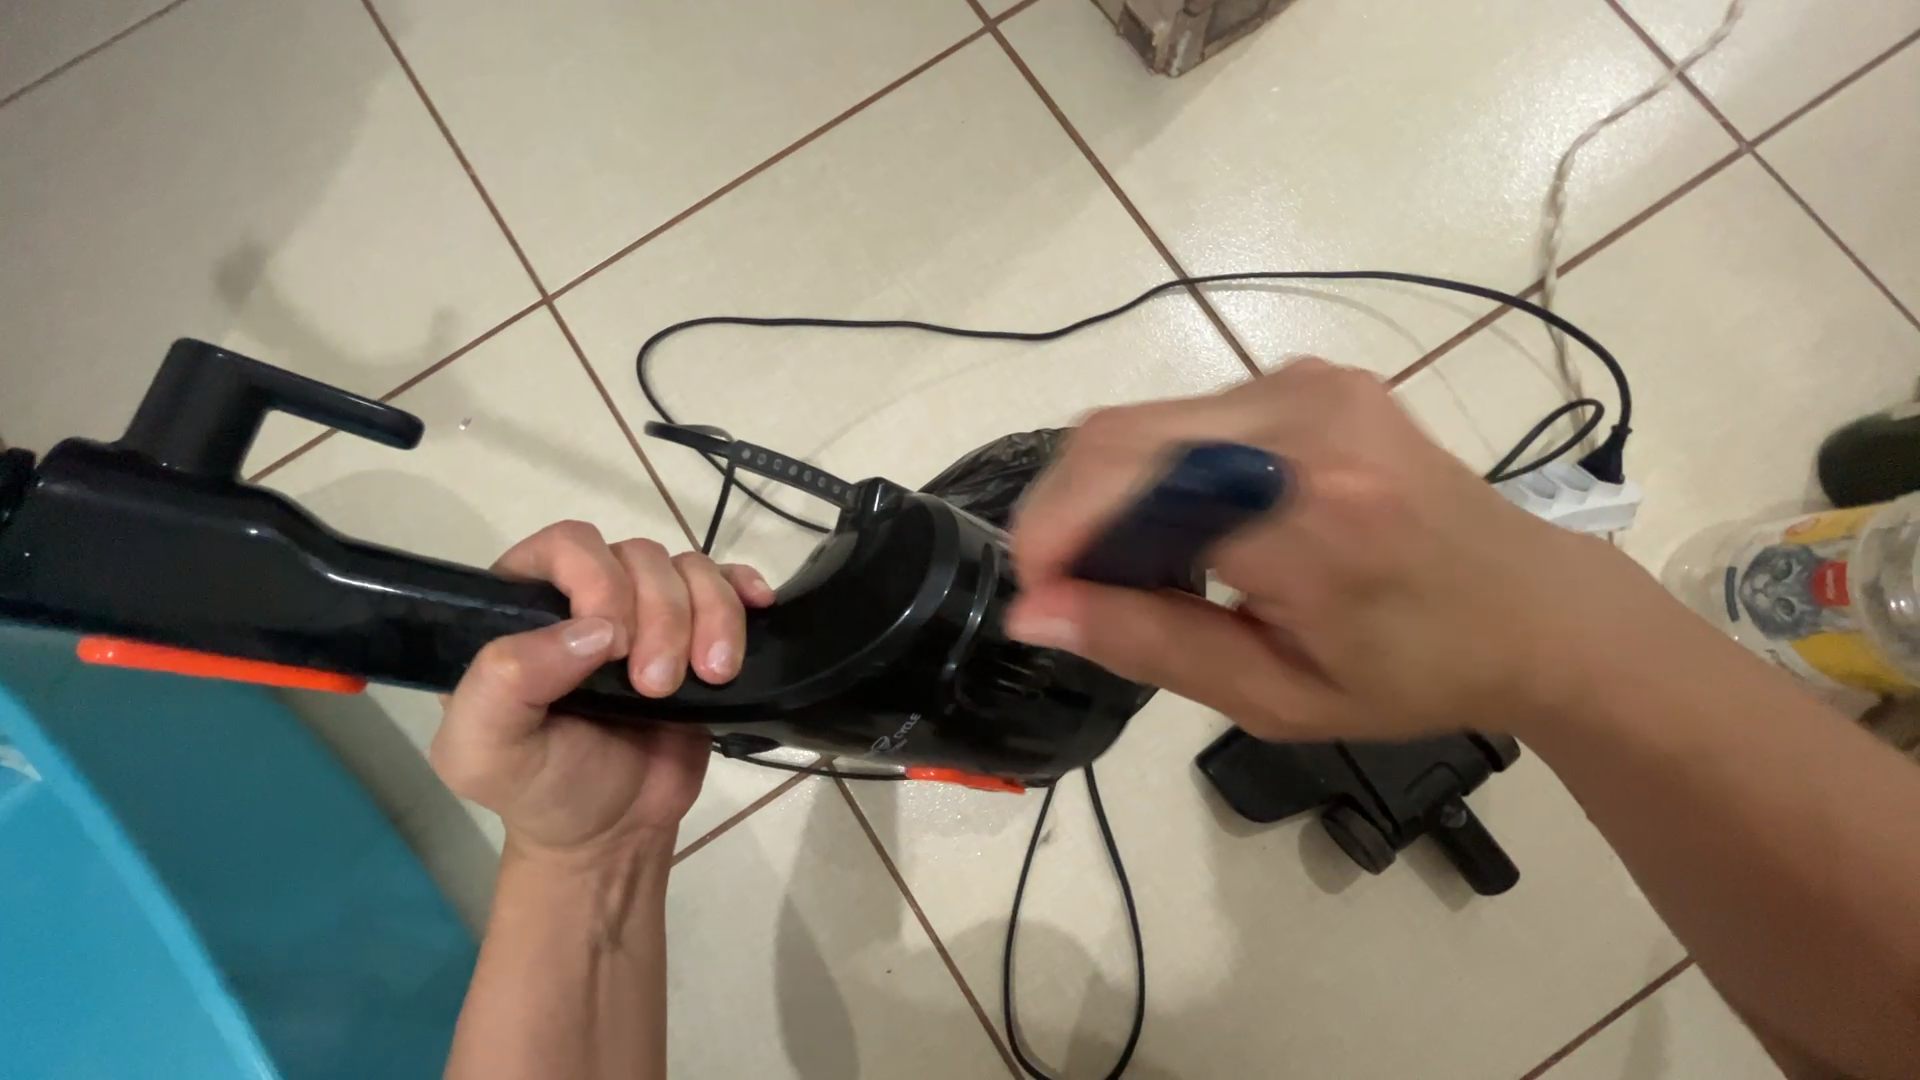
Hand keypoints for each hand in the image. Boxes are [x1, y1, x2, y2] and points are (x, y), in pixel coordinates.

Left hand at [429, 521, 774, 860]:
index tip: (614, 645)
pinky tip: (758, 606)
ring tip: (712, 676)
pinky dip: (744, 589)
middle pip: (639, 556)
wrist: (617, 828)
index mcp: (525, 609)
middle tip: (657, 686)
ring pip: (691, 568)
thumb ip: (504, 683)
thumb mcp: (487, 754)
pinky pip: (729, 581)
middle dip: (662, 617)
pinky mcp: (702, 628)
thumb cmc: (546, 789)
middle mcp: (590, 597)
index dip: (597, 580)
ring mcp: (651, 611)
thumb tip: (594, 630)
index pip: (564, 547)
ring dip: (712, 616)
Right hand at [1005, 358, 1666, 740]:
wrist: (1537, 607)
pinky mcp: (1310, 377)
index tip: (1036, 594)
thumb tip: (1033, 611)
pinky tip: (1178, 527)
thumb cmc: (1415, 673)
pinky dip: (1151, 474)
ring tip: (1131, 565)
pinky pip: (1184, 420)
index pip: (1128, 488)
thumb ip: (1147, 642)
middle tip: (1069, 585)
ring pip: (1143, 425)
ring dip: (1106, 494)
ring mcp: (1310, 383)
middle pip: (1118, 437)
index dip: (1055, 534)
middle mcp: (1305, 415)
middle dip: (1065, 511)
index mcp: (1311, 510)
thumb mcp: (1273, 694)